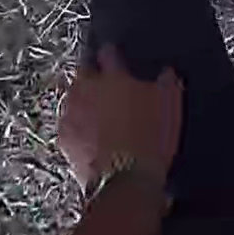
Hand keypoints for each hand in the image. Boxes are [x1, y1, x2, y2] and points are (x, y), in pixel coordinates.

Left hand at [59, 45, 181, 192]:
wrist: (126, 182)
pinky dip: (75, 127)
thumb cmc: (150, 139)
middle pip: (84, 70)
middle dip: (91, 75)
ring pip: (73, 96)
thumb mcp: (169, 107)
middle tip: (102, 87)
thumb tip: (167, 72)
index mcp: (113, 76)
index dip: (111, 54)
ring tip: (94, 114)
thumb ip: (167, 83)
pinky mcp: (63, 136)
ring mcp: (72, 111)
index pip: (108, 52)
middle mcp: (88, 87)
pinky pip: (67, 123)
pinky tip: (86, 137)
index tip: (114, 57)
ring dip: (81, 100)